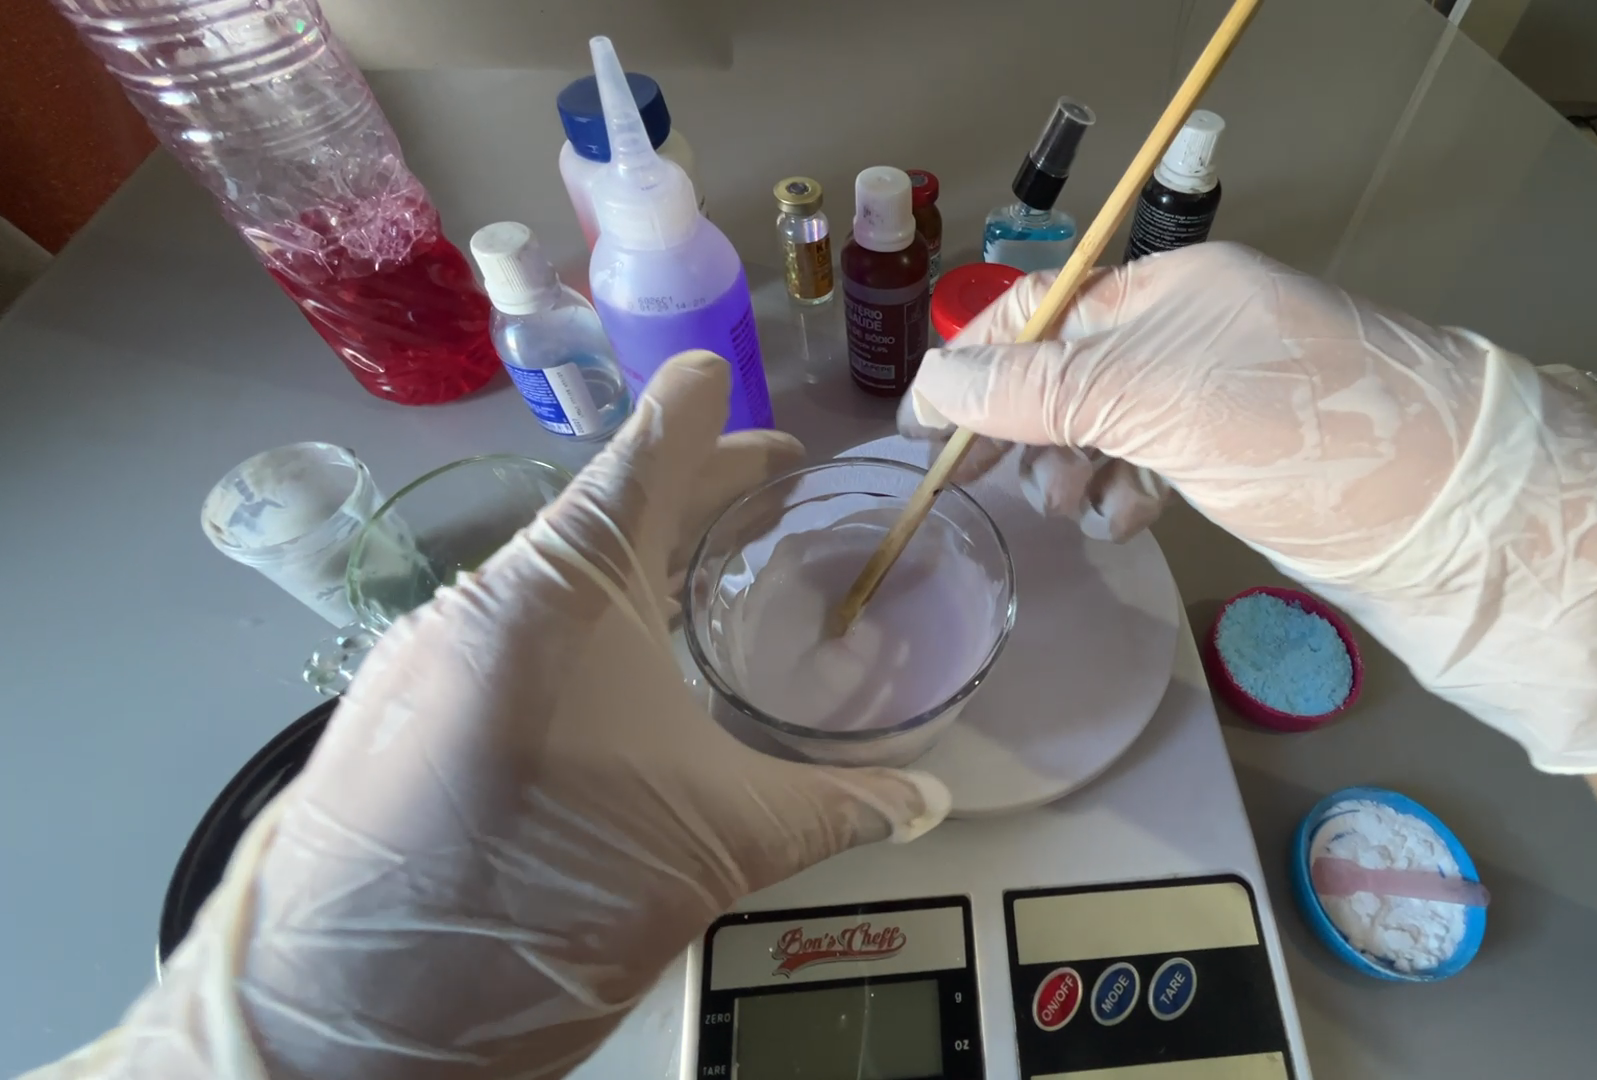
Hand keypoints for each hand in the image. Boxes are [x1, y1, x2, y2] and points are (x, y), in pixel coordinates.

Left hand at [73, 353, 948, 1079]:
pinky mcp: (419, 705)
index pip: (640, 468)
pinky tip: (636, 647)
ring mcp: (445, 652)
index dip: (690, 413)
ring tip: (720, 552)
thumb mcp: (713, 848)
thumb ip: (835, 808)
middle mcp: (494, 605)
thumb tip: (930, 801)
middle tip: (774, 475)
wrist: (330, 1043)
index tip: (720, 373)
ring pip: (568, 566)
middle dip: (702, 480)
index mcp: (563, 603)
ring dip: (650, 546)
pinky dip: (600, 603)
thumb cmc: (535, 905)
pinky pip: (529, 618)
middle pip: (616, 507)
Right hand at [908, 243, 1596, 771]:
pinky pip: (1138, 466)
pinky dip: (1122, 495)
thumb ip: (1041, 389)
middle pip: (1059, 376)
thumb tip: (930, 384)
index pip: (1038, 311)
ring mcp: (1201, 399)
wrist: (1448, 516)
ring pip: (1094, 429)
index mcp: (1164, 291)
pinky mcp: (1221, 457)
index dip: (974, 366)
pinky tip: (1132, 519)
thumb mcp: (1158, 397)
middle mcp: (1179, 335)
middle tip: (992, 484)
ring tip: (1080, 507)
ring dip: (1070, 470)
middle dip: (1024, 430)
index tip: (927, 429)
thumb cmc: (1301, 430)